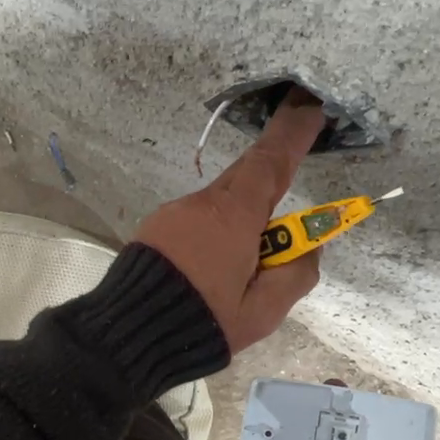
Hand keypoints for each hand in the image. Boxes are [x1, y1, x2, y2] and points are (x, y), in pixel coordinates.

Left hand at [134, 88, 327, 353]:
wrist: (128, 334)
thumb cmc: (203, 322)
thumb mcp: (264, 311)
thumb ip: (296, 274)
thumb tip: (310, 248)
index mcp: (233, 216)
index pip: (271, 162)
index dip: (294, 132)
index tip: (310, 105)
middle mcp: (201, 204)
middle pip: (244, 178)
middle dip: (270, 175)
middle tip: (288, 188)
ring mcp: (171, 214)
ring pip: (218, 205)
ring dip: (238, 221)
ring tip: (240, 271)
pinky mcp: (153, 230)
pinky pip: (194, 221)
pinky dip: (212, 234)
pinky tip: (209, 271)